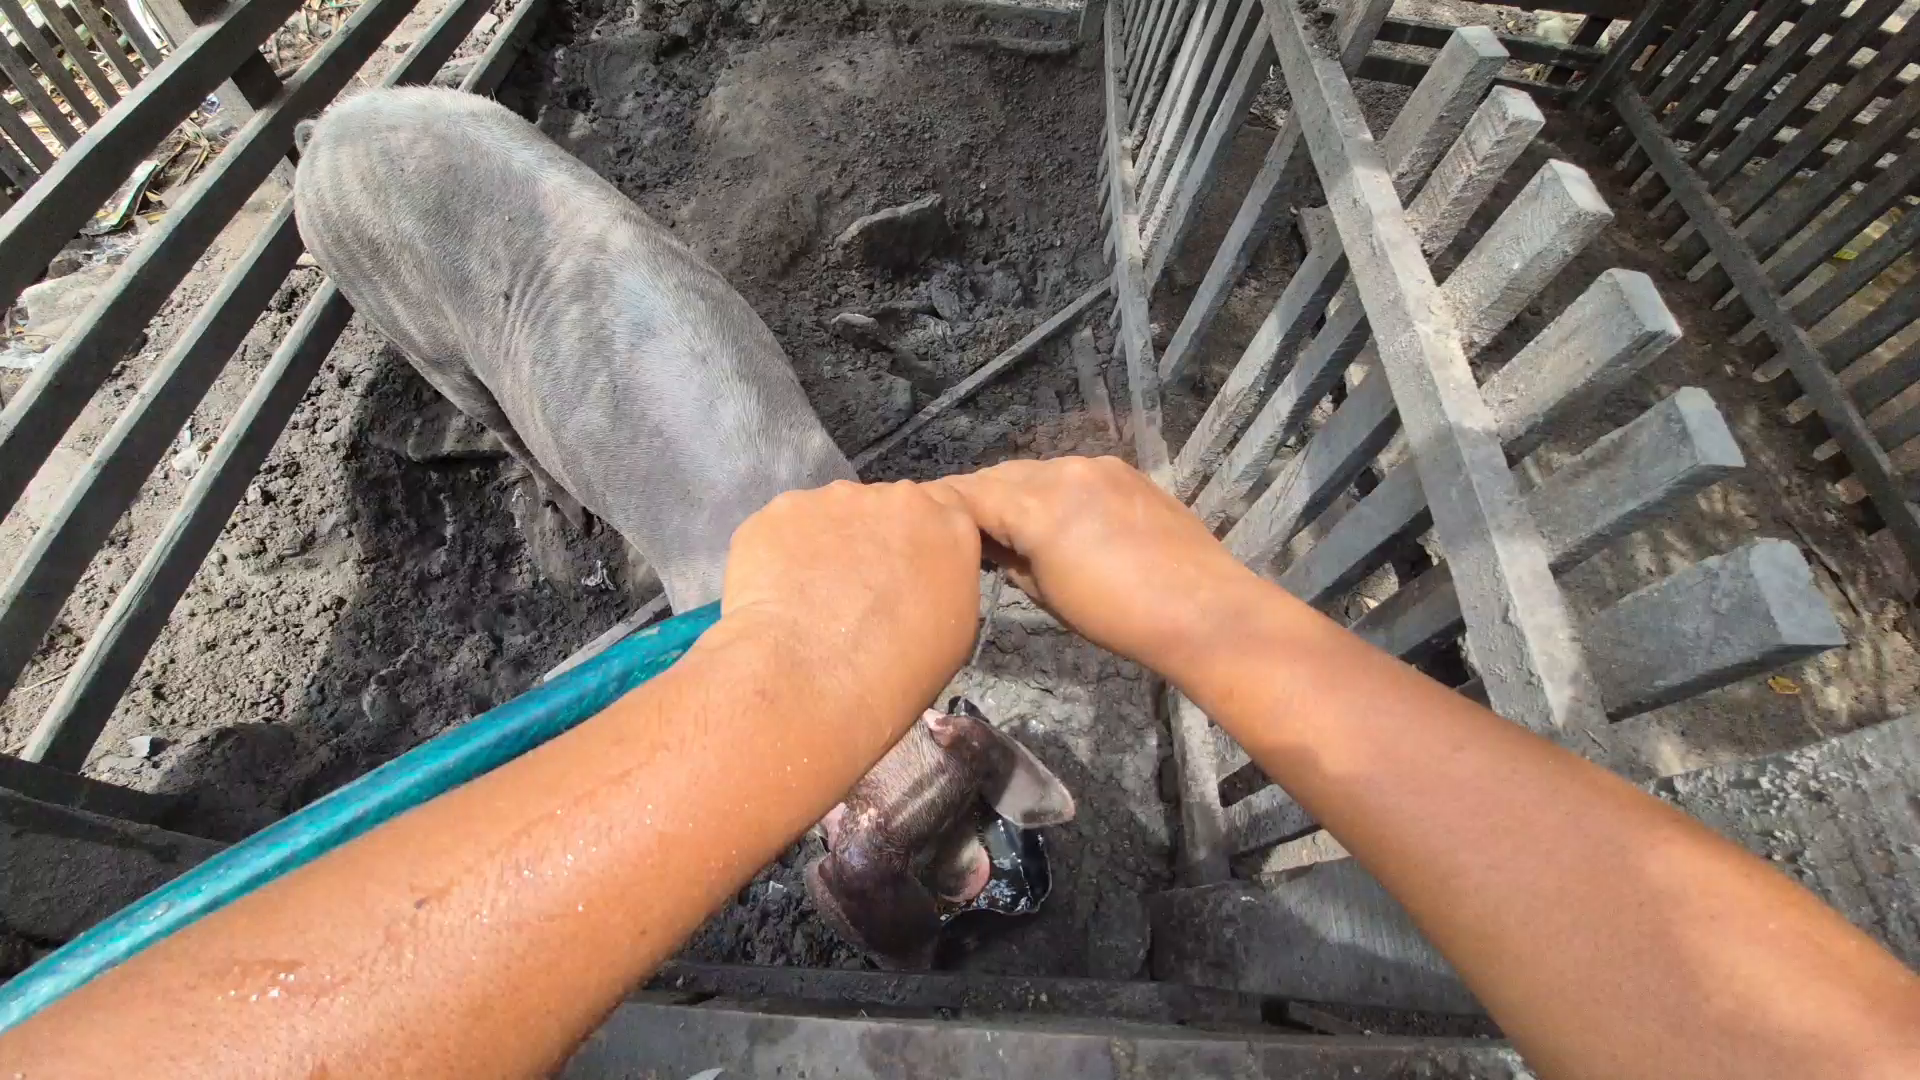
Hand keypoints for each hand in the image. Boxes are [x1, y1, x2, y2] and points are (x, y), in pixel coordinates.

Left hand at [717, 479, 982, 744]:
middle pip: (889, 507)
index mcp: (950, 526)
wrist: (808, 681)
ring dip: (830, 544)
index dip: (924, 534)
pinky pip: (789, 525)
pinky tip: (779, 593)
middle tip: (860, 590)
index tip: (908, 564)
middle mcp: (898, 499)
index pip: (948, 505)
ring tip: (812, 597)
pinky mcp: (782, 509)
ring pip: (836, 513)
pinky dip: (786, 552)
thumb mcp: (954, 629)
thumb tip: (917, 577)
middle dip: (876, 537)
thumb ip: (942, 579)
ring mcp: (837, 498)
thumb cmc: (897, 672)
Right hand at [929, 457, 1261, 681]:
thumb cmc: (1115, 616)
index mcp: (1036, 506)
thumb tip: (993, 546)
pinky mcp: (1125, 471)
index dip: (946, 506)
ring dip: (1017, 491)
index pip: (971, 494)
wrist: (1201, 609)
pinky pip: (1072, 473)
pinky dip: (1053, 490)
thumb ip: (1010, 561)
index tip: (926, 519)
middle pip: (1002, 475)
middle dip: (979, 497)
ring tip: (1010, 523)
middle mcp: (1063, 471)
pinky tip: (1058, 516)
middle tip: (965, 527)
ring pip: (1037, 471)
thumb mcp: (1047, 595)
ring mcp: (1098, 466)